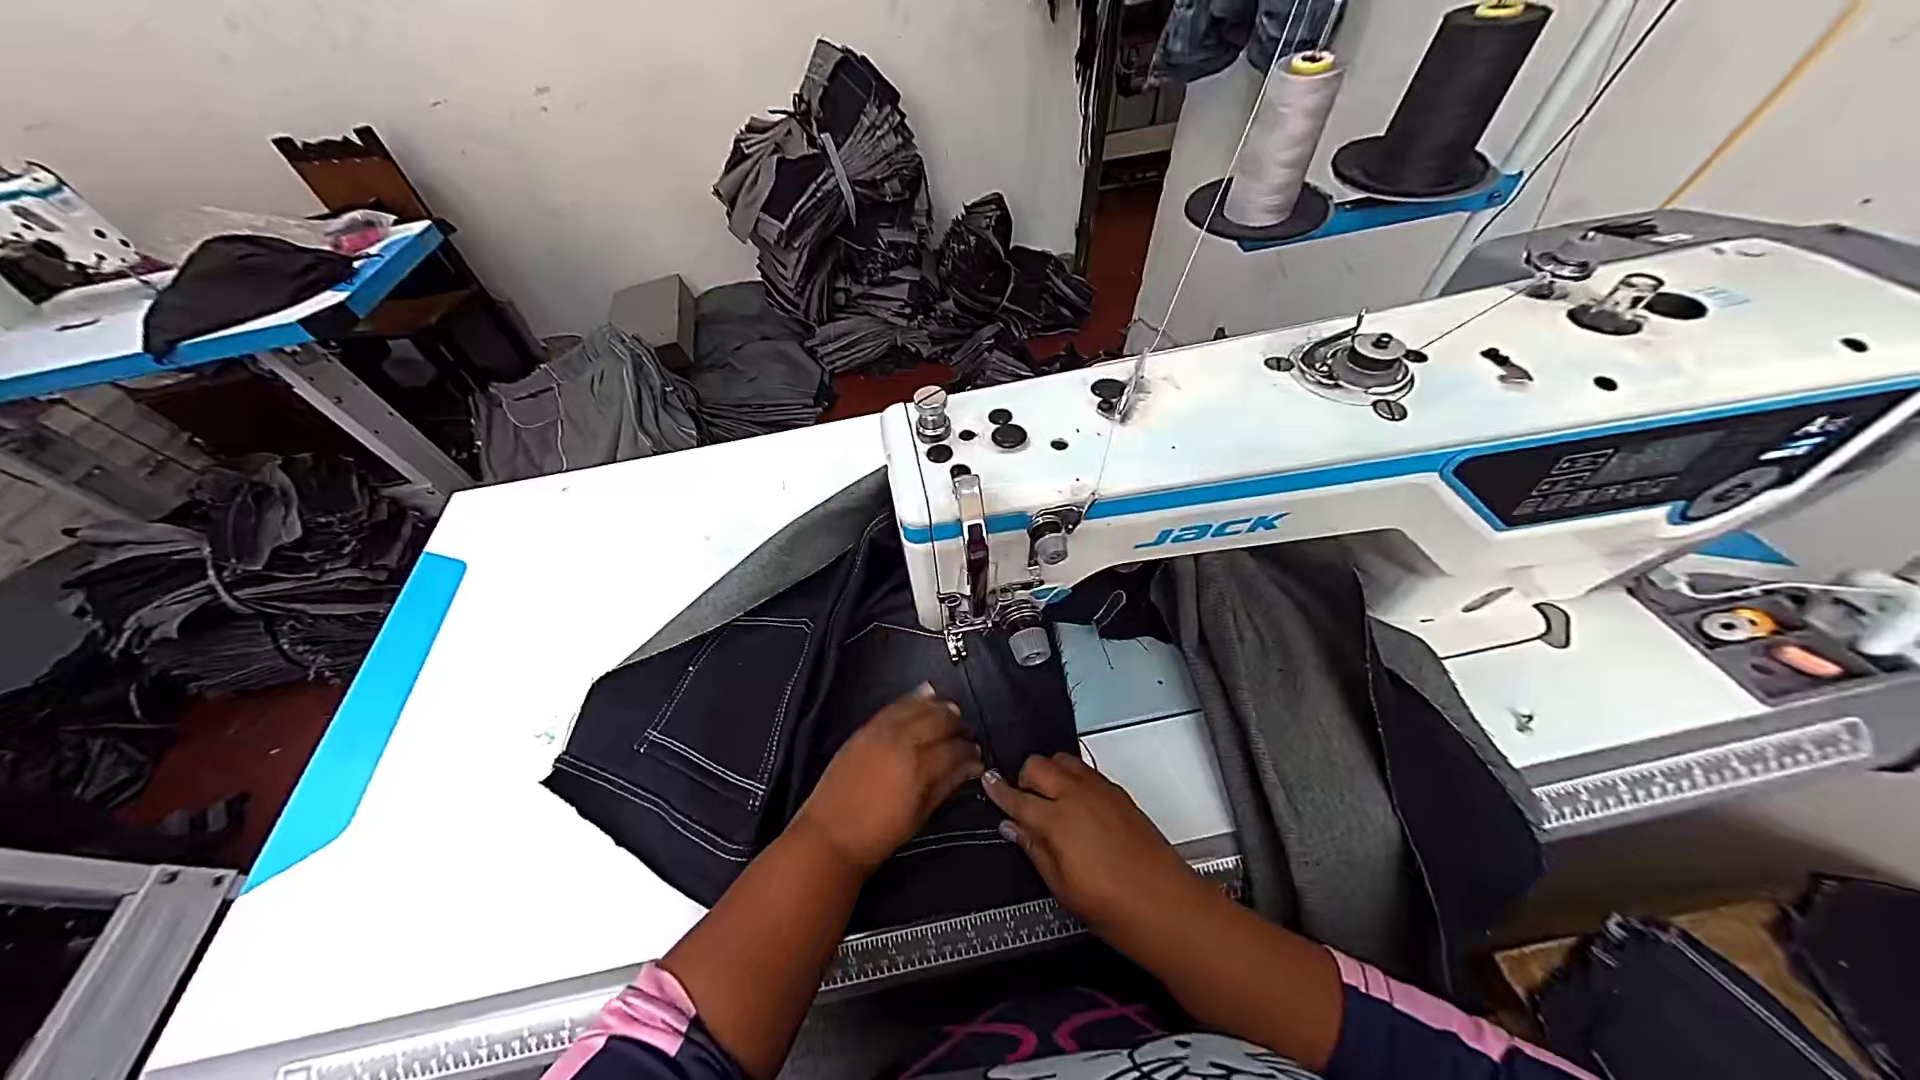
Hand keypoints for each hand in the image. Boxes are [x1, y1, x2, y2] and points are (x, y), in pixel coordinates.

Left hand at [791, 684, 982, 872]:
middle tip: (965, 734)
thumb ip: (947, 785)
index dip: (970, 752)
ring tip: (950, 713)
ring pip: (919, 707)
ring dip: (939, 707)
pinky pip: (894, 706)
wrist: (830, 835)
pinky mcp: (864, 729)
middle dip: (958, 725)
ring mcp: (881, 732)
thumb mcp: (920, 816)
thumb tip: (970, 768)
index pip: (955, 749)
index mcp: (919, 768)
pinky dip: (913, 699)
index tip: (976, 756)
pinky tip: (925, 695)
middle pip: (940, 720)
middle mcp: (902, 742)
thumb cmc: (878, 835)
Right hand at [983, 753, 1214, 936]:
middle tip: (1022, 800)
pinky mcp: (1119, 794)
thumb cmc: (1116, 908)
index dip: (998, 790)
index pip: (1017, 797)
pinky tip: (1074, 804)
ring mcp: (1101, 791)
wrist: (1168, 908)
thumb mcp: (1061, 887)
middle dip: (1023, 778)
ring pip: (1063, 760)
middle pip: (1038, 765)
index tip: (988, 781)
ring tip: (1048, 800)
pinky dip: (1073, 778)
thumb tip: (1012, 829)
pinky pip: (1086, 771)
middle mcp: (1078, 796)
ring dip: (1049, 773)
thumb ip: (1033, 849)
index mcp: (1058, 821)